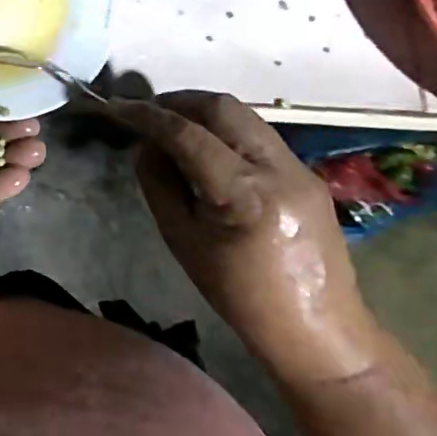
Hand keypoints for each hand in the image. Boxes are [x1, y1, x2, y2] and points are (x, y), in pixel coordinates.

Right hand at [107, 88, 383, 385]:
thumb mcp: (182, 239)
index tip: (116, 107)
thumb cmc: (241, 295)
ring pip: (242, 113)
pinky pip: (258, 133)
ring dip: (202, 111)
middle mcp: (278, 169)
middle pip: (221, 107)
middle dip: (178, 101)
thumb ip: (157, 182)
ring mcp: (299, 168)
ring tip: (174, 125)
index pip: (187, 134)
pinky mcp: (307, 173)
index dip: (147, 115)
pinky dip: (225, 129)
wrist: (320, 334)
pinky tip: (208, 148)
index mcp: (245, 194)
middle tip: (148, 112)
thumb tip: (146, 143)